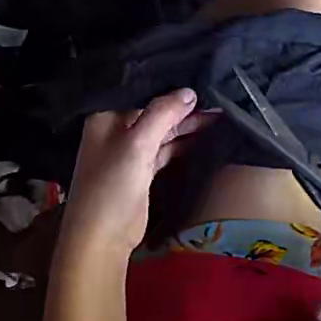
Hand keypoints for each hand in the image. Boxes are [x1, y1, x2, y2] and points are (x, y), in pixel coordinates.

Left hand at [59, 89, 208, 256]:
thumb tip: (189, 92)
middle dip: (184, 110)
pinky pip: (164, 151)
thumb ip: (162, 114)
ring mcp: (128, 154)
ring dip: (186, 128)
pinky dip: (181, 146)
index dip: (172, 90)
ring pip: (162, 133)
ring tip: (219, 119)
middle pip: (155, 113)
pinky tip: (202, 140)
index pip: (143, 94)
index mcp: (106, 117)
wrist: (101, 237)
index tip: (203, 82)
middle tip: (220, 104)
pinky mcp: (140, 173)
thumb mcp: (137, 144)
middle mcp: (116, 132)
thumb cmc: (112, 186)